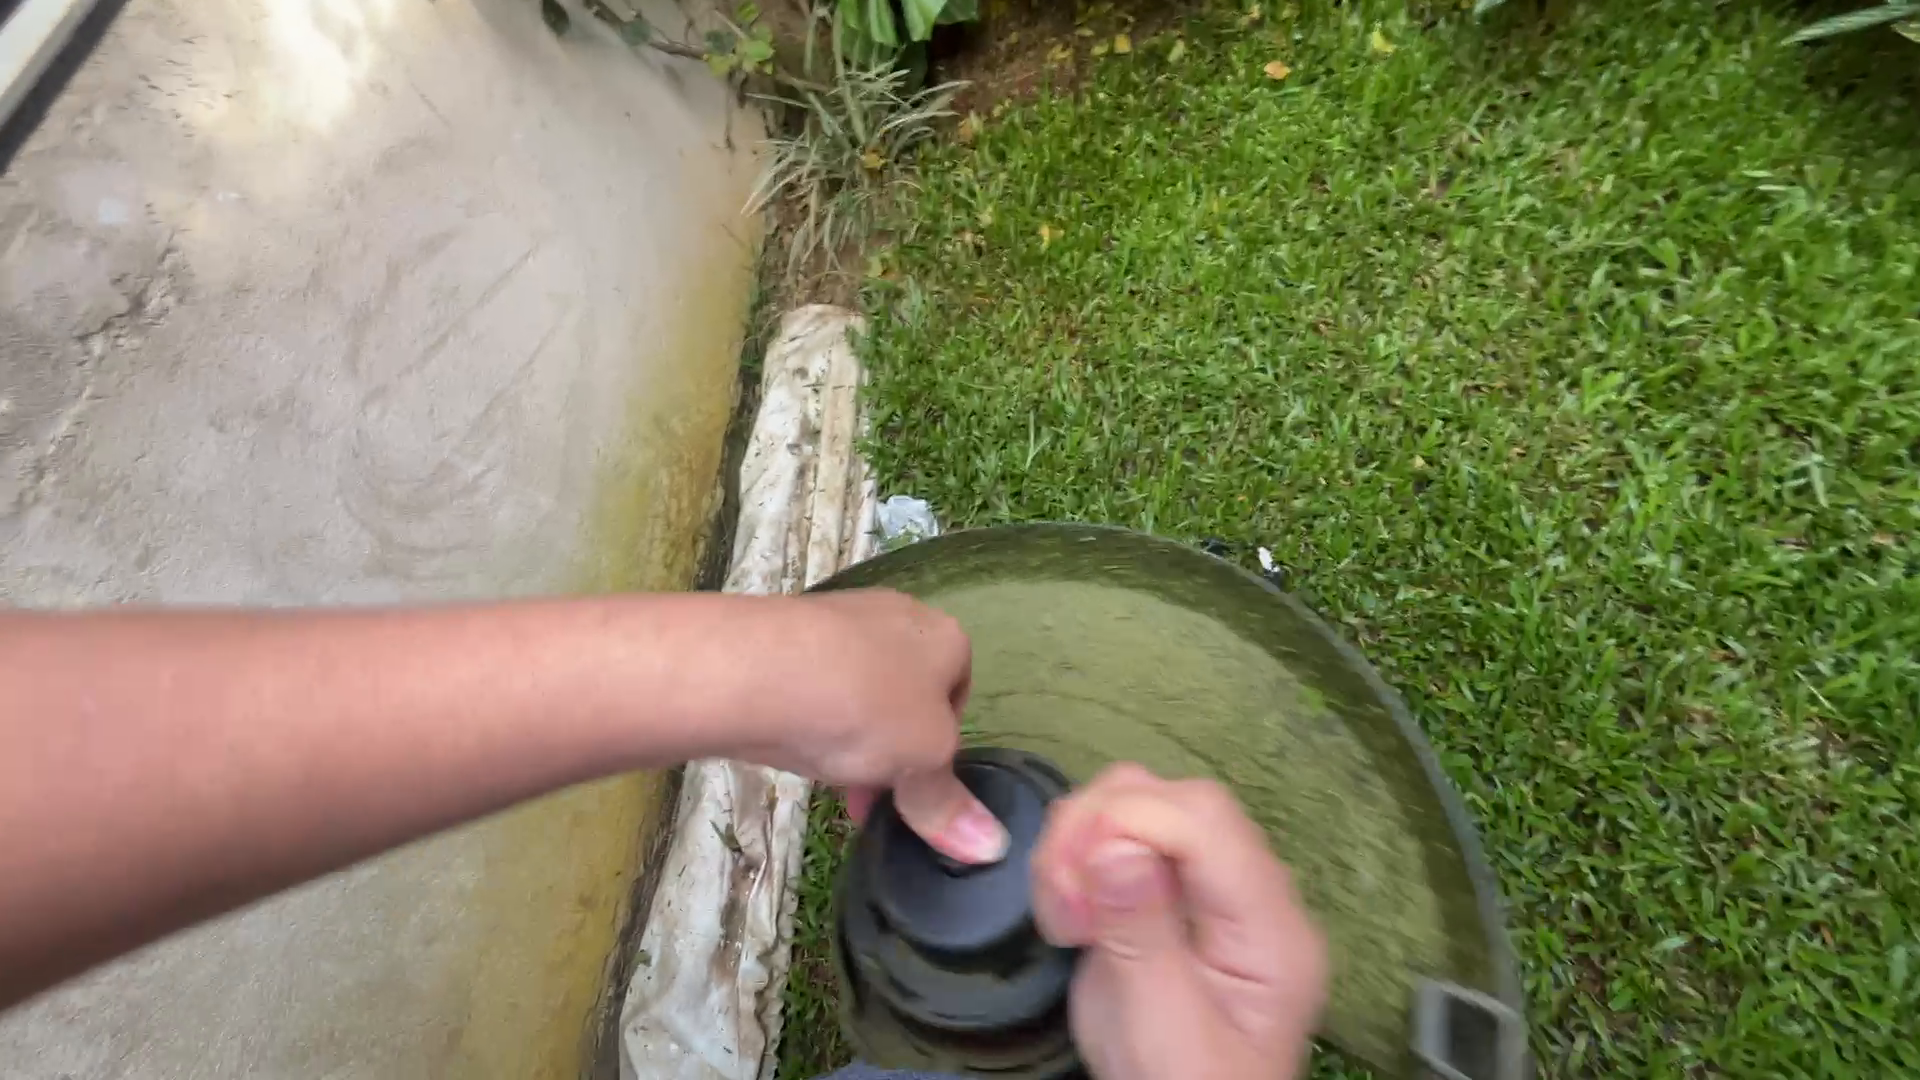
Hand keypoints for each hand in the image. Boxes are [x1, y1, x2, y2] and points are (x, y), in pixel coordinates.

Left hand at [733, 589, 1006, 862]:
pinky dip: (811, 713)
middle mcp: (900, 614)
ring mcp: (842, 616)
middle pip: (905, 695)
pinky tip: (792, 743)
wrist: (758, 668)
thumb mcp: (922, 763)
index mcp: (946, 636)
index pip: (959, 696)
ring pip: (859, 690)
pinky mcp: (790, 628)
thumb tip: (992, 848)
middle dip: (891, 749)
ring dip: (850, 737)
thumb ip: (950, 803)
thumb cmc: (866, 708)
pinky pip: (815, 678)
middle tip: (868, 798)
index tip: (913, 787)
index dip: (939, 749)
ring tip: (826, 778)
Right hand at [1031, 765, 1327, 1079]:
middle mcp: (1246, 885)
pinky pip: (1112, 824)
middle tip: (1063, 897)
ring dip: (1079, 837)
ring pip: (1136, 796)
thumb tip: (1111, 844)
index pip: (1206, 820)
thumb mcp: (1163, 1031)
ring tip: (1062, 910)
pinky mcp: (1164, 877)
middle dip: (1098, 825)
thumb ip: (1142, 936)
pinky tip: (1067, 906)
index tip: (1075, 875)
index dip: (1130, 821)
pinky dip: (1074, 849)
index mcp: (1270, 926)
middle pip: (1171, 798)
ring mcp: (1205, 877)